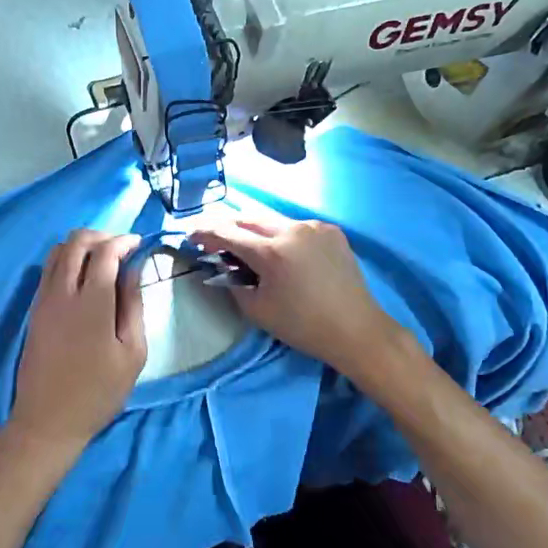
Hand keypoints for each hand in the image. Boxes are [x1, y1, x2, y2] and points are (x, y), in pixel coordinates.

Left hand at [8, 230, 147, 453]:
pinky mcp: (34, 310)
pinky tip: (84, 276)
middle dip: (102, 236)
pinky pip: (48, 269)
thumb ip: (133, 305)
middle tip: (122, 248)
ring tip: (104, 259)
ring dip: (82, 245)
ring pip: (57, 251)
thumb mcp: (132, 353)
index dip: (124, 241)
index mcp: (92, 303)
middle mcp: (63, 293)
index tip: (139, 244)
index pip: (105, 251)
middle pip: (76, 241)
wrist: (48, 420)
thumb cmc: (99, 391)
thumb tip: (133, 269)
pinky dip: (67, 259)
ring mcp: (44, 300)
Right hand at [190, 218, 408, 376]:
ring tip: (248, 247)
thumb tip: (223, 265)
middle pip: (250, 219)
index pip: (228, 233)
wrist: (356, 329)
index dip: (205, 233)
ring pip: (274, 221)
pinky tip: (283, 254)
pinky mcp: (332, 230)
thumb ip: (233, 282)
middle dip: (229, 227)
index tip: (191, 236)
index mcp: (272, 251)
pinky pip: (298, 227)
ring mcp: (315, 226)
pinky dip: (283, 236)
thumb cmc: (303, 326)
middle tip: (214, 241)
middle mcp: (293, 229)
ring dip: (256, 231)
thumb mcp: (257, 310)